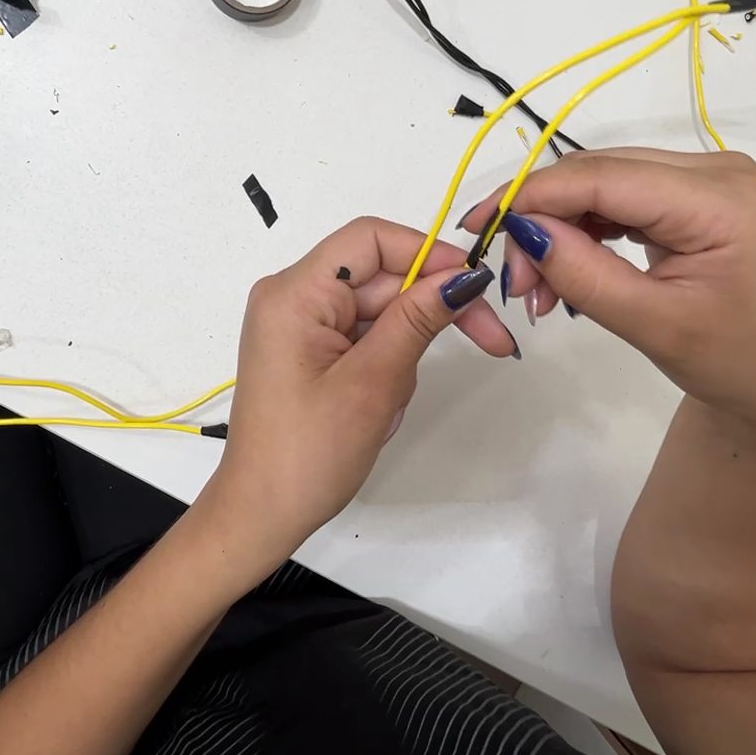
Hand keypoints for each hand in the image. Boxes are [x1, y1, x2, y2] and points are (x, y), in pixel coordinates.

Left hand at [189, 217, 514, 580]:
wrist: (261, 515)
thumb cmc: (309, 454)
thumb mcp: (373, 383)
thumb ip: (417, 320)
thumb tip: (465, 275)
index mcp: (294, 292)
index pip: (370, 239)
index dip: (428, 253)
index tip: (475, 283)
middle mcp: (293, 297)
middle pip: (381, 276)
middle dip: (429, 311)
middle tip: (493, 342)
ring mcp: (300, 325)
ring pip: (379, 311)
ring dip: (403, 352)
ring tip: (388, 405)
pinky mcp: (310, 350)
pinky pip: (364, 338)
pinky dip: (386, 367)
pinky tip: (379, 408)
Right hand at [459, 148, 755, 422]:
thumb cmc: (734, 362)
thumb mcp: (654, 325)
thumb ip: (584, 274)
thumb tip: (521, 230)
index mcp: (720, 200)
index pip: (603, 177)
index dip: (533, 195)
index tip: (479, 228)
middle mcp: (714, 172)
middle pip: (596, 174)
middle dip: (540, 219)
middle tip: (512, 280)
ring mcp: (702, 181)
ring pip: (598, 184)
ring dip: (555, 226)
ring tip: (534, 285)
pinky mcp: (688, 198)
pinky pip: (615, 199)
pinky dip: (579, 229)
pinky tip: (561, 264)